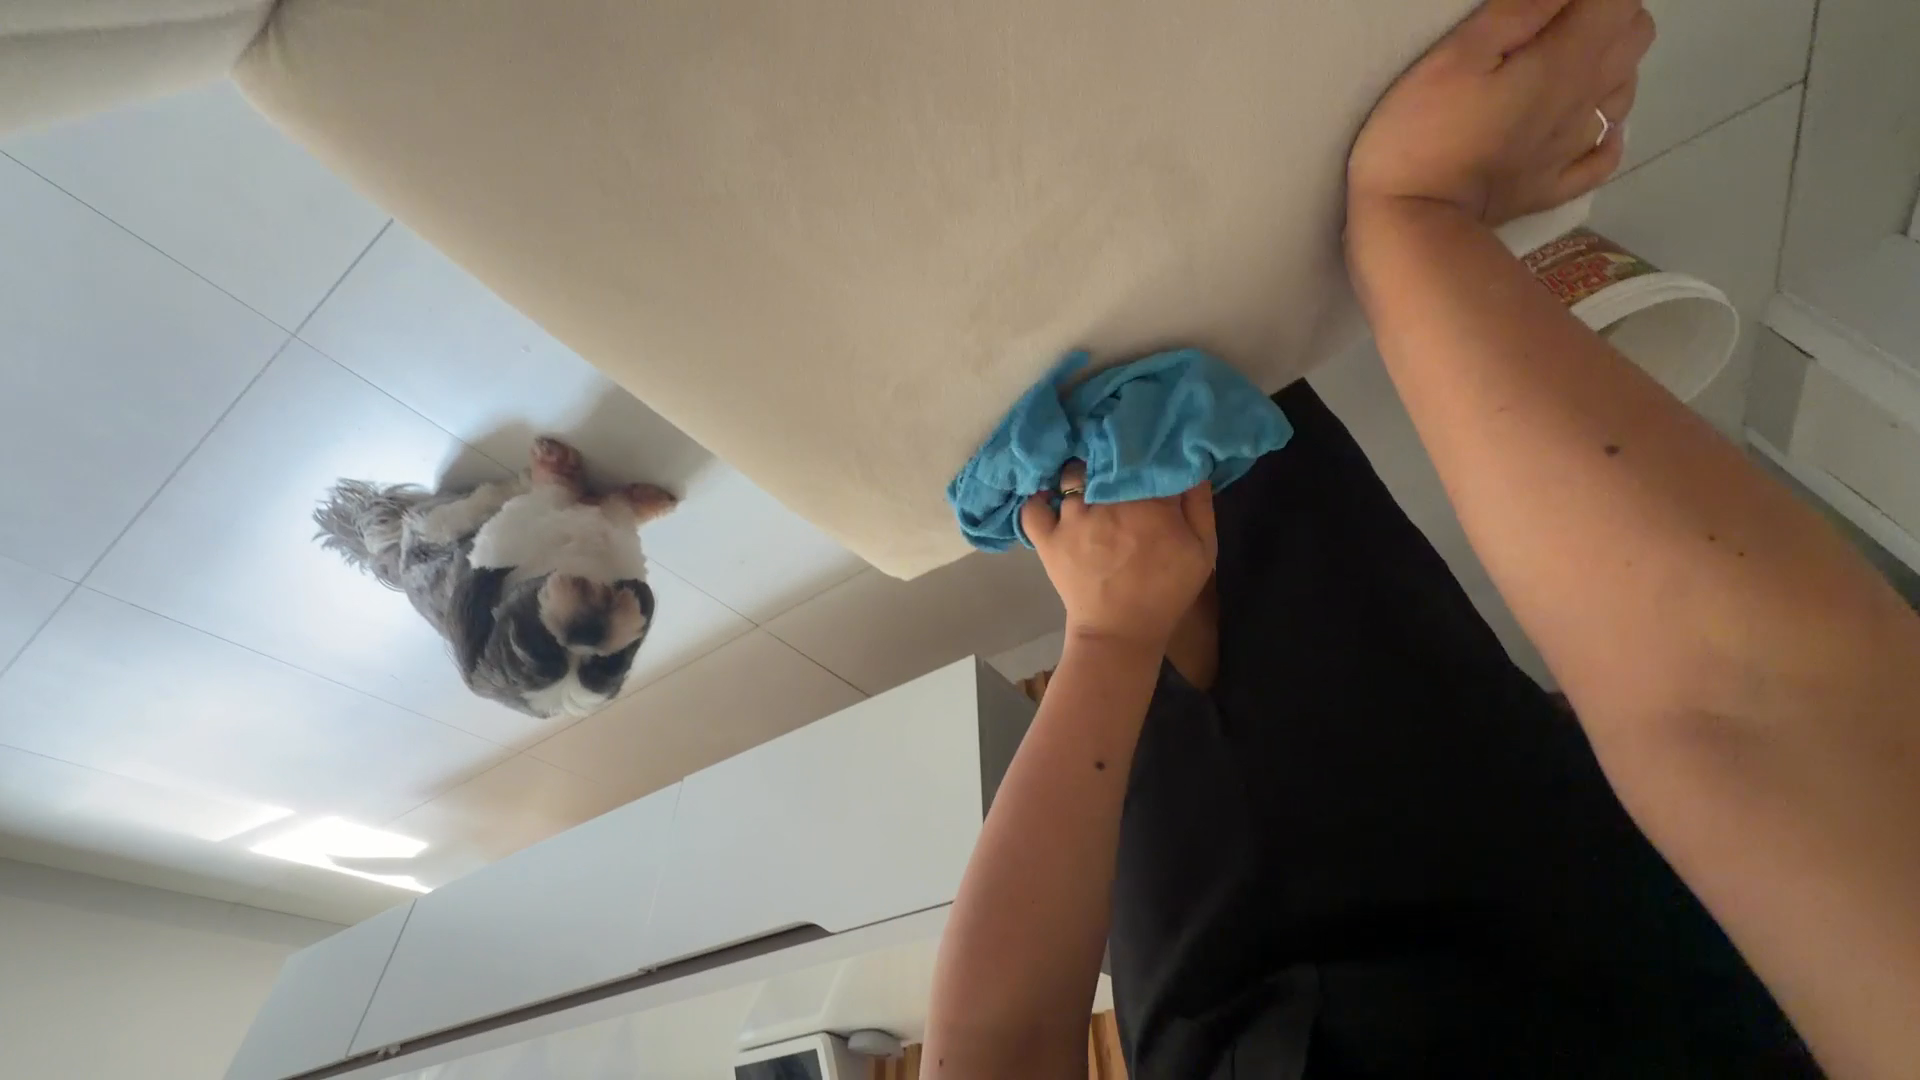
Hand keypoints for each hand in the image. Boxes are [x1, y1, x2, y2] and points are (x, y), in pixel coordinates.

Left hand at [1021, 462, 1217, 651]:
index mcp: (1149, 503)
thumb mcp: (1202, 549)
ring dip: (1078, 474)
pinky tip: (1049, 497)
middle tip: (1114, 457)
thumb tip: (1190, 462)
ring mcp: (1073, 519)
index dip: (1144, 448)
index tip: (1145, 447)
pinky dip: (1038, 500)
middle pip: (1103, 457)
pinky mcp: (1048, 539)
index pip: (1144, 456)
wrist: (1121, 632)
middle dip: (1109, 452)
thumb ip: (1199, 504)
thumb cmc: (1166, 590)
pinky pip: (1033, 508)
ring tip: (1086, 477)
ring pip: (1070, 476)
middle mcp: (1107, 502)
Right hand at [1349, 0, 1654, 225]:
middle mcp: (1586, 98)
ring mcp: (1572, 149)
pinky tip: (1580, 132)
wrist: (1408, 223)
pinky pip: (1604, 157)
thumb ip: (1517, 10)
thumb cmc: (1419, 136)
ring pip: (1624, 91)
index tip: (1538, 11)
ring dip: (1605, 73)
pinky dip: (1604, 138)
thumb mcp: (1452, 57)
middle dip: (1606, 20)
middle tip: (1551, 32)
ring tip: (1559, 79)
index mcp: (1567, 59)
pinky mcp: (1550, 188)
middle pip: (1634, 35)